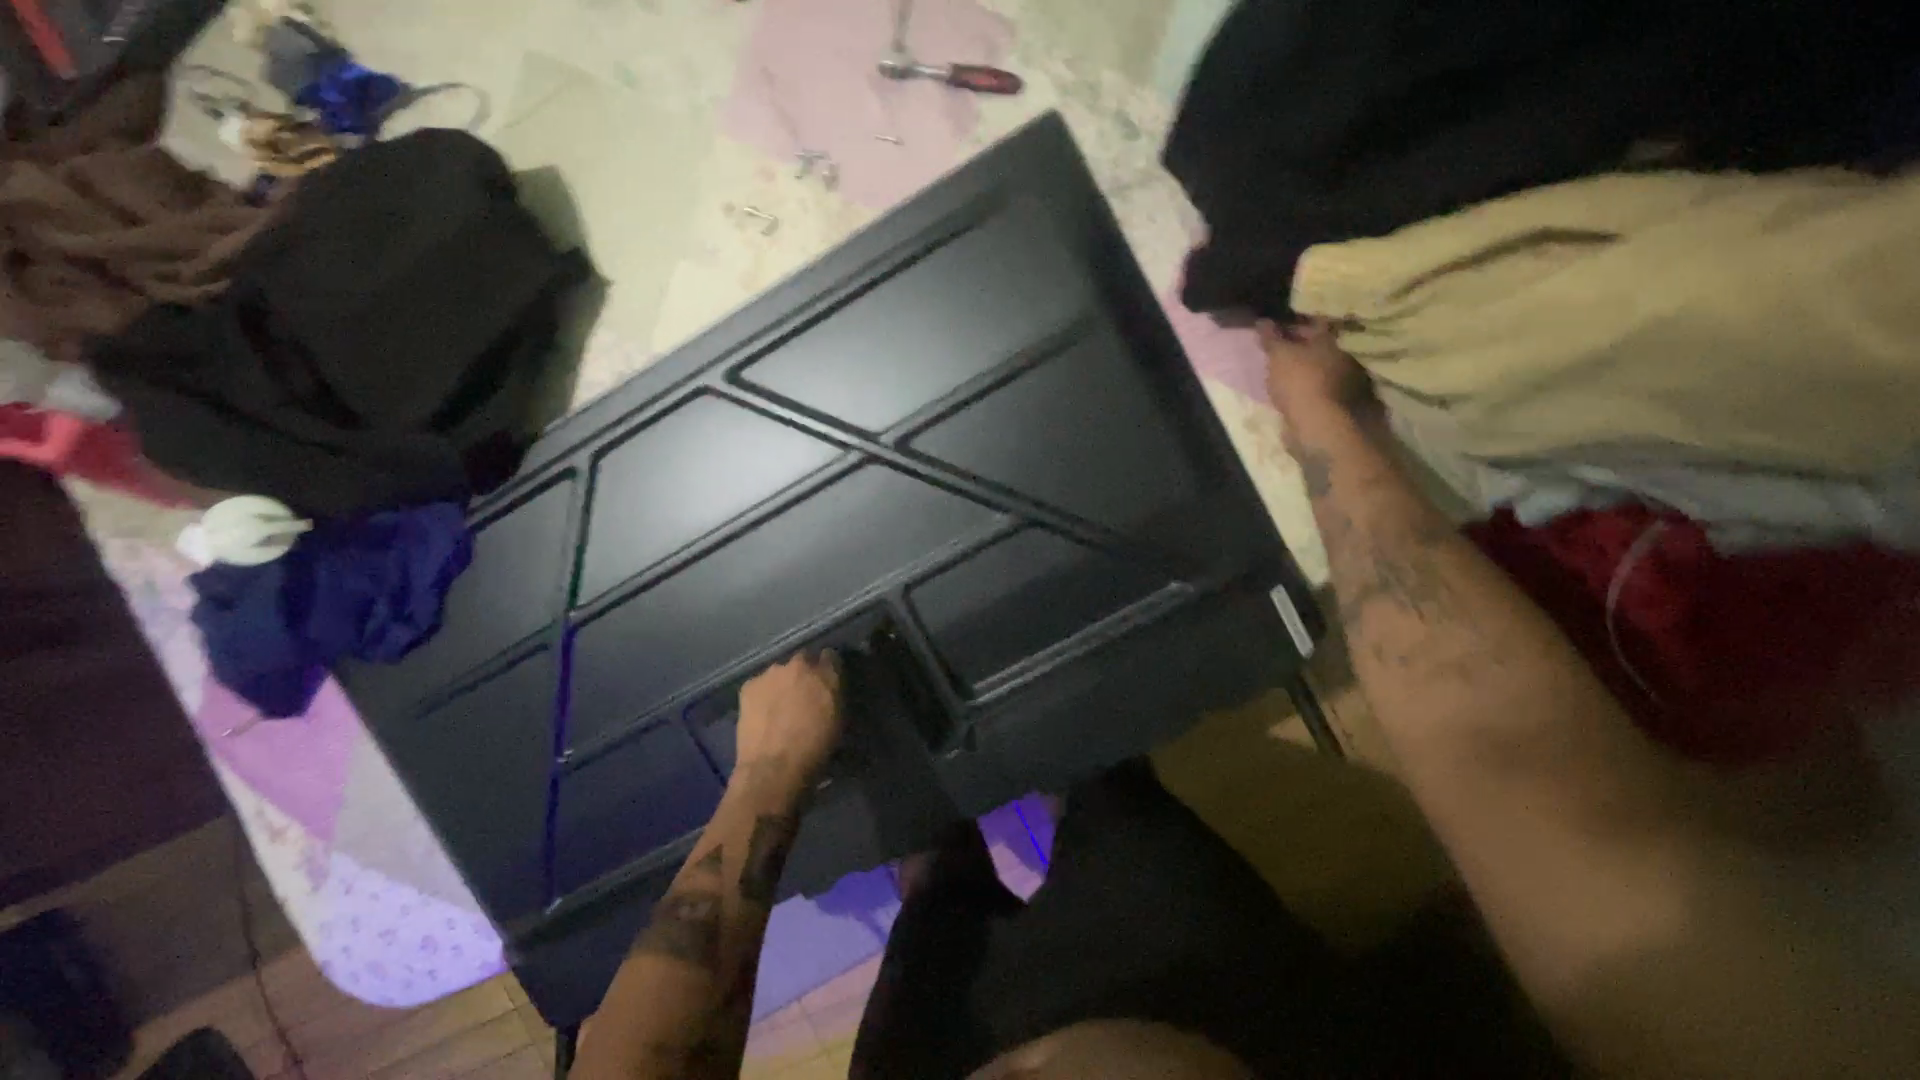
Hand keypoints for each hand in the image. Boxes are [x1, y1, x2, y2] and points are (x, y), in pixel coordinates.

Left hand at [734, 652, 843, 798]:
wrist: (774, 768)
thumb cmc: (815, 751)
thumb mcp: (837, 722)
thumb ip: (833, 697)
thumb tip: (827, 692)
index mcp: (827, 675)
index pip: (831, 656)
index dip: (827, 667)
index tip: (825, 679)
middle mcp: (800, 665)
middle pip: (802, 659)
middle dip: (803, 672)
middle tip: (801, 693)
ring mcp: (772, 673)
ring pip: (778, 672)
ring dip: (780, 683)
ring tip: (777, 705)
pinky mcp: (749, 685)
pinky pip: (759, 684)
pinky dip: (761, 694)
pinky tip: (761, 713)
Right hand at [1260, 318, 1375, 417]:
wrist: (1317, 425)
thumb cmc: (1300, 381)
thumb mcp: (1279, 355)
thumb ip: (1271, 337)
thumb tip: (1262, 320)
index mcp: (1332, 338)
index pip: (1314, 320)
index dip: (1293, 321)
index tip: (1275, 324)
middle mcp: (1342, 354)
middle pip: (1317, 343)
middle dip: (1298, 343)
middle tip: (1275, 346)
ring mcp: (1343, 379)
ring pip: (1317, 365)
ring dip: (1302, 365)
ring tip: (1280, 367)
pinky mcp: (1336, 400)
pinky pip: (1317, 384)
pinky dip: (1305, 383)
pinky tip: (1290, 386)